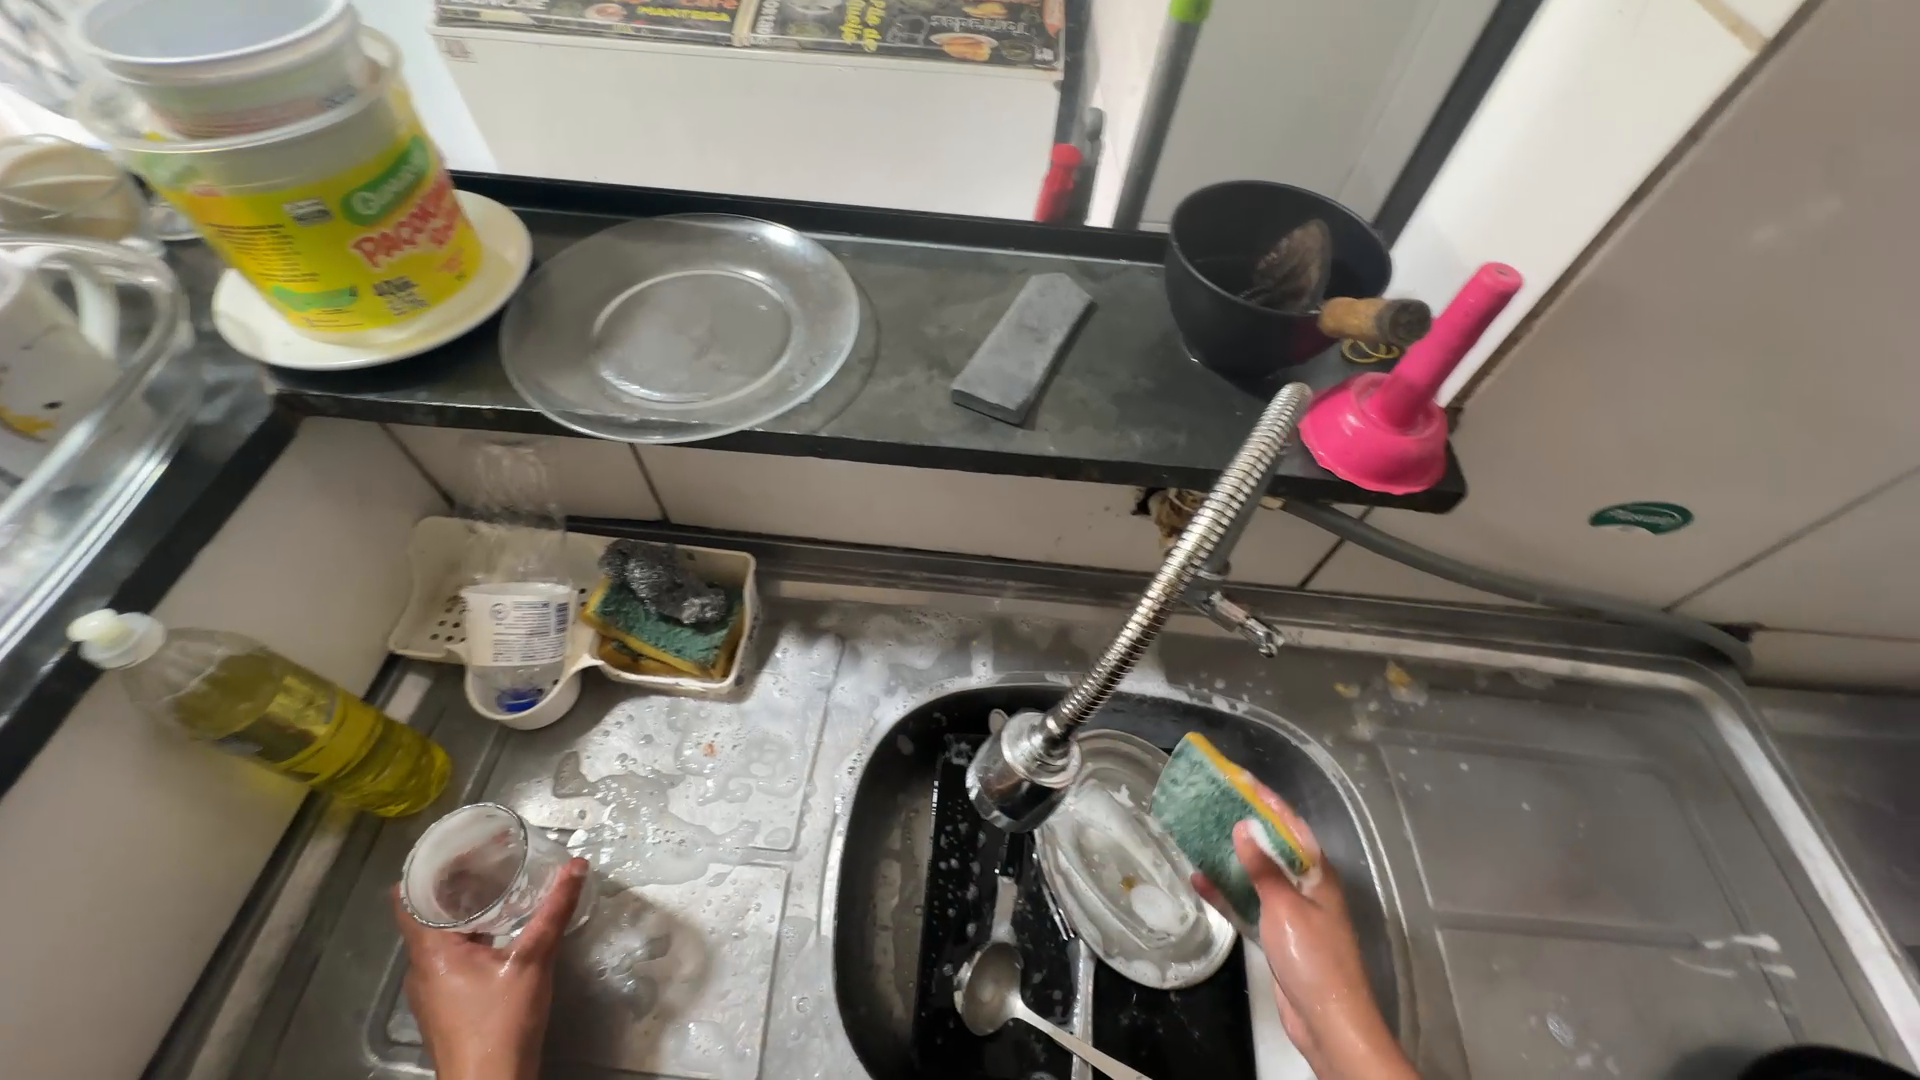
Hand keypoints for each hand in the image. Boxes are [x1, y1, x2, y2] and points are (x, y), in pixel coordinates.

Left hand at [393, 857, 587, 1079]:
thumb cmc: (503, 1020)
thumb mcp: (533, 959)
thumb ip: (554, 910)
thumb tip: (576, 866)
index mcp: (431, 951)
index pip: (406, 899)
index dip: (425, 868)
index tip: (455, 845)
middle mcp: (422, 967)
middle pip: (426, 913)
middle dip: (456, 882)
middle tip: (490, 855)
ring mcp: (432, 988)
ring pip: (440, 934)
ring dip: (465, 908)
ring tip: (500, 883)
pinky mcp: (446, 1002)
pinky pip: (451, 953)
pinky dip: (472, 931)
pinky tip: (502, 927)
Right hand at [1193, 785, 1416, 1079]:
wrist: (1328, 1023)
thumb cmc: (1315, 959)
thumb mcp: (1286, 907)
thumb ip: (1264, 868)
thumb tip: (1244, 826)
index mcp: (1317, 874)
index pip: (1290, 825)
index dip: (1266, 800)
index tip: (1238, 777)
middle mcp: (1305, 887)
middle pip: (1272, 846)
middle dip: (1243, 824)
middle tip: (1210, 802)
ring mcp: (1291, 911)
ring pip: (1257, 874)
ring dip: (1230, 857)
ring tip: (1197, 834)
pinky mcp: (1277, 935)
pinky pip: (1248, 903)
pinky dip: (1226, 893)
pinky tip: (1199, 880)